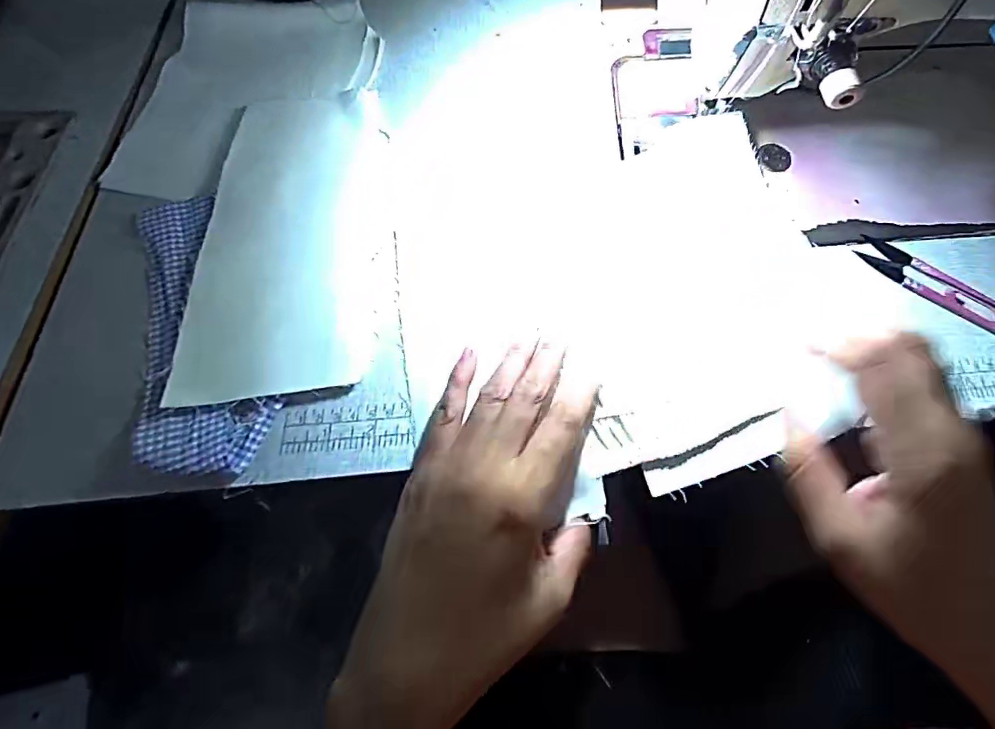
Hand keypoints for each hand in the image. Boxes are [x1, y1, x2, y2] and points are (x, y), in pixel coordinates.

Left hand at [329, 342, 599, 728]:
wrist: (403, 658)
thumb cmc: (484, 635)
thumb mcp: (547, 600)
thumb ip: (572, 546)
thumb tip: (580, 510)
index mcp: (520, 499)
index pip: (558, 431)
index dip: (577, 395)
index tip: (590, 365)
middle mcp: (482, 469)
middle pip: (521, 403)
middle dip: (543, 367)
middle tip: (558, 335)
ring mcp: (446, 465)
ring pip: (483, 401)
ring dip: (507, 365)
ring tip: (526, 336)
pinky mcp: (421, 471)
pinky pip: (441, 417)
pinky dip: (455, 383)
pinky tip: (467, 355)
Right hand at [783, 333, 994, 728]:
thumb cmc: (913, 588)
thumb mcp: (841, 541)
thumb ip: (808, 474)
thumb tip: (790, 415)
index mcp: (920, 456)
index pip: (883, 371)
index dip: (840, 345)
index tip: (802, 342)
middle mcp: (950, 432)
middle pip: (910, 350)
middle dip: (858, 334)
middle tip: (814, 340)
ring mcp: (964, 432)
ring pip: (923, 357)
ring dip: (875, 343)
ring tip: (831, 349)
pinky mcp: (965, 437)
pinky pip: (926, 377)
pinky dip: (889, 361)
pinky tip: (859, 375)